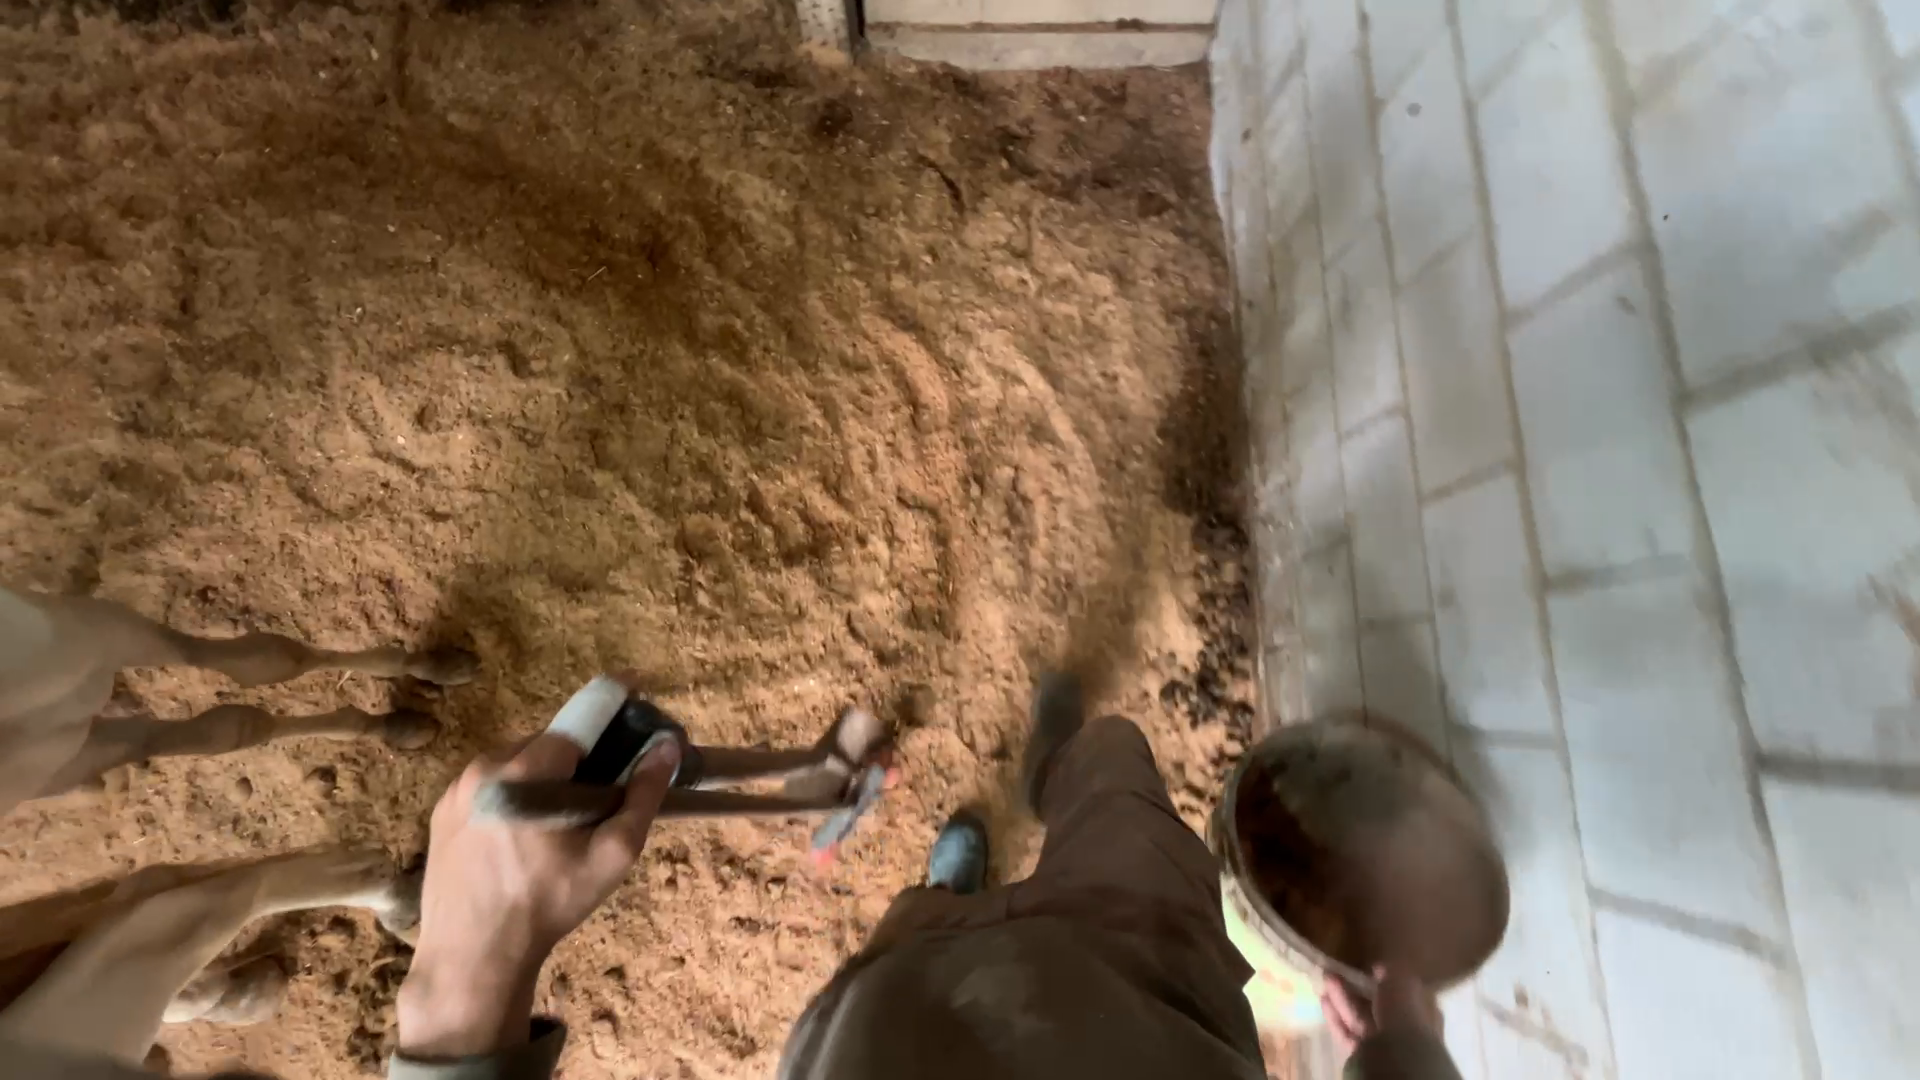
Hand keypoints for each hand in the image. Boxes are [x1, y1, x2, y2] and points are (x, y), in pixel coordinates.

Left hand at [396, 684, 679, 1059]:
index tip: (642, 687)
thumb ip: (645, 793)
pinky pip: (497, 780)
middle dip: (588, 750)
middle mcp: (485, 766)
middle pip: (554, 737)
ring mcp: (457, 788)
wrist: (471, 962)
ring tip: (571, 812)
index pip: (583, 712)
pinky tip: (533, 827)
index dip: (618, 697)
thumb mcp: (614, 852)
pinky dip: (524, 789)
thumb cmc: (550, 904)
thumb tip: (667, 744)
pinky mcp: (443, 810)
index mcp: (526, 771)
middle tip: (610, 782)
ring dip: (554, 770)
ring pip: (524, 757)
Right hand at [1321, 966, 1442, 1056]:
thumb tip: (1381, 965)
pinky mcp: (1364, 1056)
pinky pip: (1347, 1032)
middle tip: (1338, 968)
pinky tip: (1323, 1000)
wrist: (1397, 1061)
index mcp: (1423, 1015)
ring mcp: (1384, 1044)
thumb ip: (1392, 973)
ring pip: (1360, 1016)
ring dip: (1342, 996)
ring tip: (1325, 977)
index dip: (1388, 980)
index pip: (1405, 994)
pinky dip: (1335, 1016)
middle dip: (1357, 986)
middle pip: (1378, 1005)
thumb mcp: (1402, 984)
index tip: (1369, 965)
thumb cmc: (1405, 1018)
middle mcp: (1405, 1031)